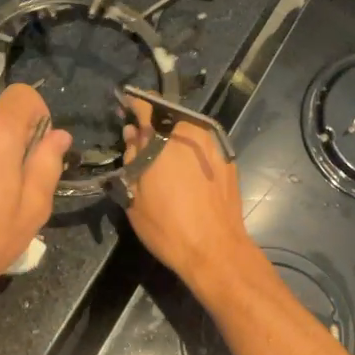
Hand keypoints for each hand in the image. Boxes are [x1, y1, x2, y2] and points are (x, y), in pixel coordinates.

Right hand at [120, 93, 254, 289]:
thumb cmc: (168, 227)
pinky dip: (192, 153)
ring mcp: (214, 145)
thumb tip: (132, 135)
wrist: (216, 250)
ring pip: (188, 132)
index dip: (134, 105)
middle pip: (169, 118)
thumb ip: (132, 159)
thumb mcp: (134, 197)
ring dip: (175, 140)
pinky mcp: (229, 160)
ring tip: (165, 162)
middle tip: (144, 145)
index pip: (145, 106)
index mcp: (163, 139)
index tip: (126, 106)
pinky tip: (186, 175)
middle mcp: (191, 134)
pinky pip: (204, 147)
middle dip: (155, 126)